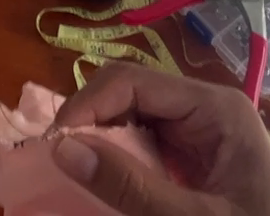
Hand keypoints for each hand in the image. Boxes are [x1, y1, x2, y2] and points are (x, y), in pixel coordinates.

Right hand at [48, 64, 269, 215]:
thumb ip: (132, 188)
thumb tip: (61, 147)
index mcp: (215, 107)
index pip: (133, 81)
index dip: (88, 104)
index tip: (55, 143)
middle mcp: (204, 107)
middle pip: (129, 92)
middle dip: (91, 120)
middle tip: (60, 158)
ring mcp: (199, 131)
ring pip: (131, 116)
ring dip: (101, 140)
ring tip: (75, 168)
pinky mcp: (193, 158)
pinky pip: (143, 143)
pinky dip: (118, 159)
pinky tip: (105, 180)